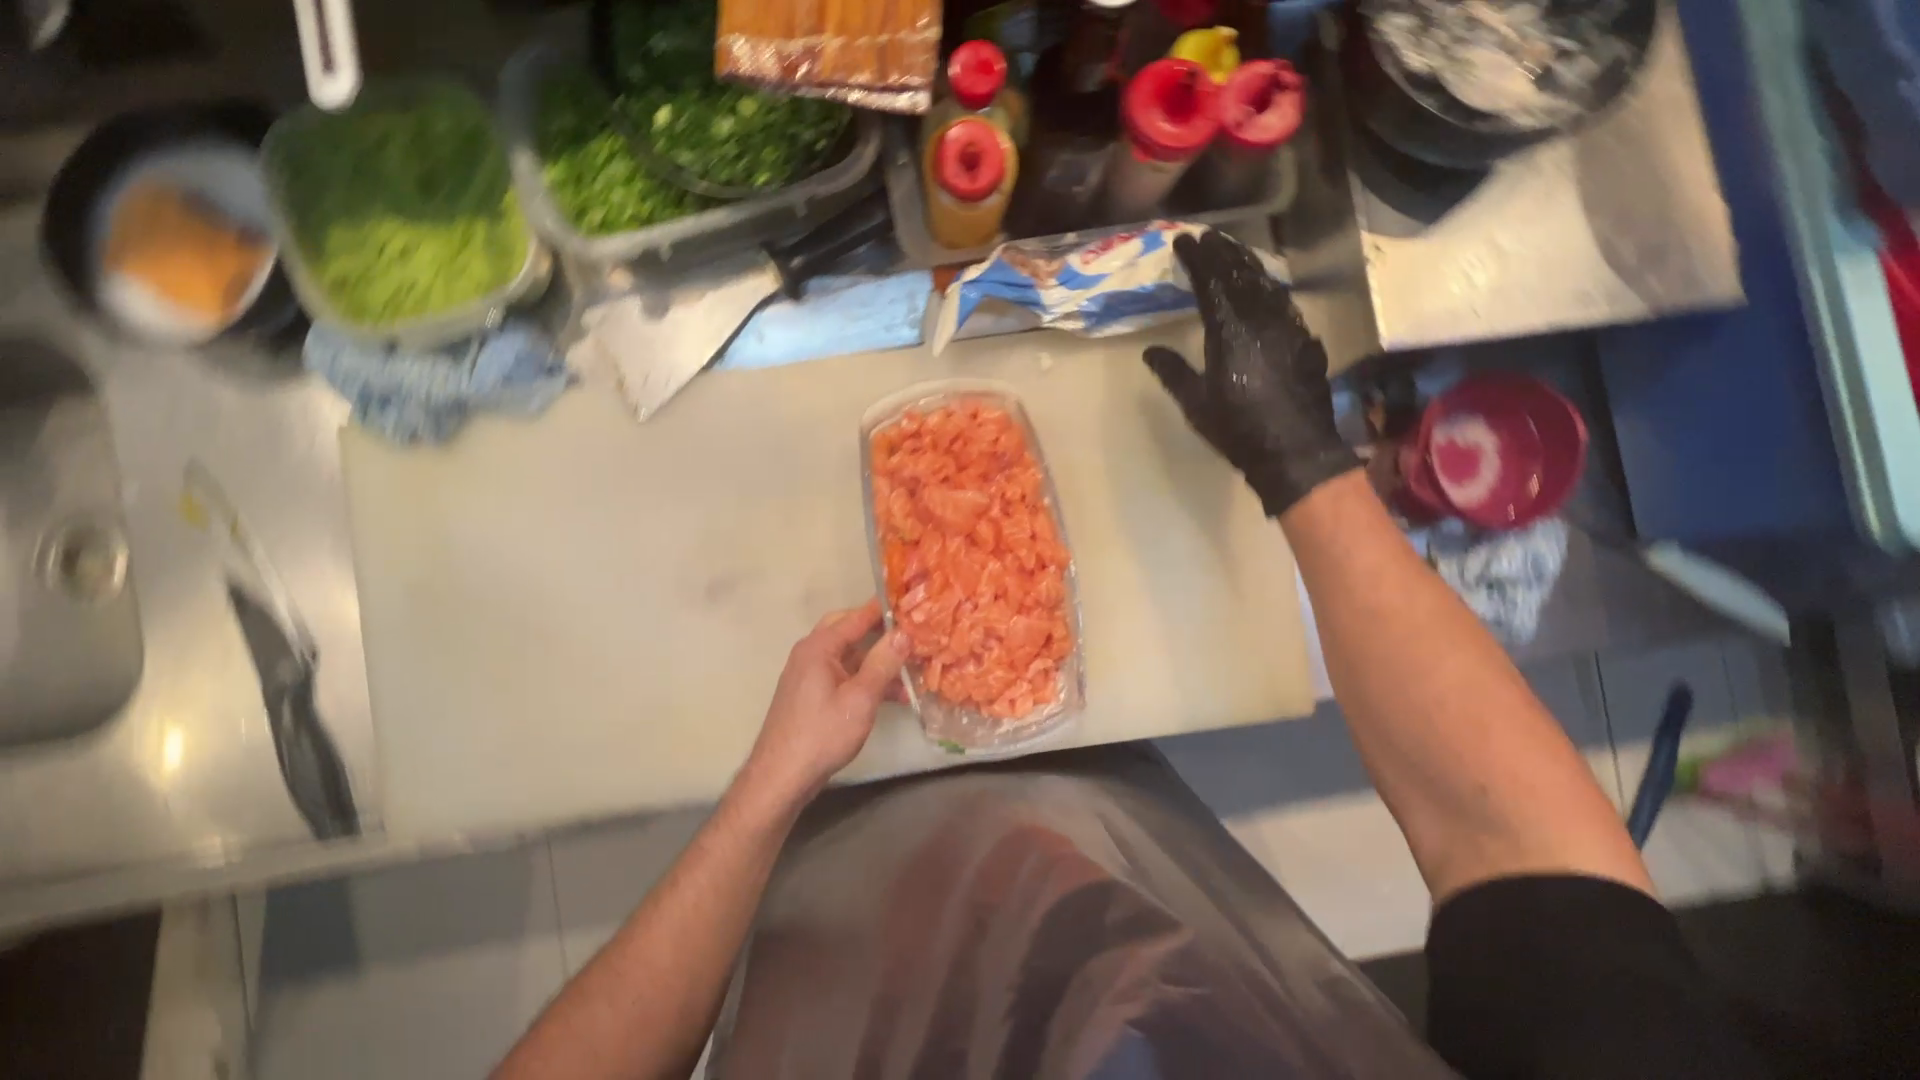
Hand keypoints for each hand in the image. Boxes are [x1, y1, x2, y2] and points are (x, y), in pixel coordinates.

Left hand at [739, 601, 908, 807]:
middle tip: (912, 635)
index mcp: (819, 647)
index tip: (914, 606)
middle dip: (881, 632)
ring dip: (878, 662)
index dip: (885, 610)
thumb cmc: (822, 733)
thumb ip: (883, 663)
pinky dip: (866, 680)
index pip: (857, 616)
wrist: (782, 776)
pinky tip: (892, 696)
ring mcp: (810, 675)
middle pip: (850, 631)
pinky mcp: (812, 695)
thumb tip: (904, 633)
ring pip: (850, 657)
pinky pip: (844, 676)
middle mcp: (811, 654)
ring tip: (912, 672)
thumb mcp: (860, 698)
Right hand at [1143, 229, 1358, 518]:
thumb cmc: (1238, 430)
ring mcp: (1289, 327)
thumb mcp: (1196, 404)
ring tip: (1233, 253)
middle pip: (1241, 274)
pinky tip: (1262, 290)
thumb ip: (1173, 372)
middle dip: (1223, 252)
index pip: (1211, 281)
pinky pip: (1283, 303)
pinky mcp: (1305, 341)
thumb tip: (1150, 352)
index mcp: (1230, 330)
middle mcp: (1262, 319)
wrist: (1296, 452)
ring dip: (1248, 265)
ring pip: (1266, 284)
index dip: (1196, 258)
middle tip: (1208, 236)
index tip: (1183, 240)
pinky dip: (1267, 289)